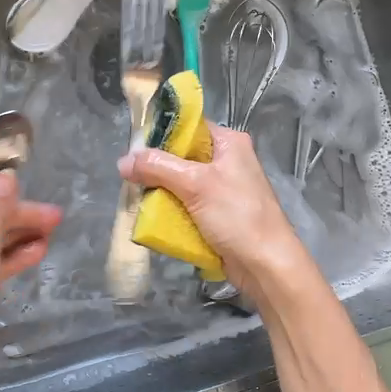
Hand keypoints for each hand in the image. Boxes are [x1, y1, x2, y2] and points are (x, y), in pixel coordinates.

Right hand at [117, 125, 318, 303]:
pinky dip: (172, 211)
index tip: (132, 148)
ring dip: (162, 193)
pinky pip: (188, 205)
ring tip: (135, 199)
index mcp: (229, 143)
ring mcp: (224, 189)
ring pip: (182, 184)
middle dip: (157, 169)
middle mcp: (227, 161)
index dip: (161, 135)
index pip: (189, 127)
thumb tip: (123, 160)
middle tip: (129, 178)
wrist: (267, 264)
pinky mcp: (219, 214)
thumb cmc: (237, 215)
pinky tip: (152, 217)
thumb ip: (158, 168)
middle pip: (182, 157)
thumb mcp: (195, 184)